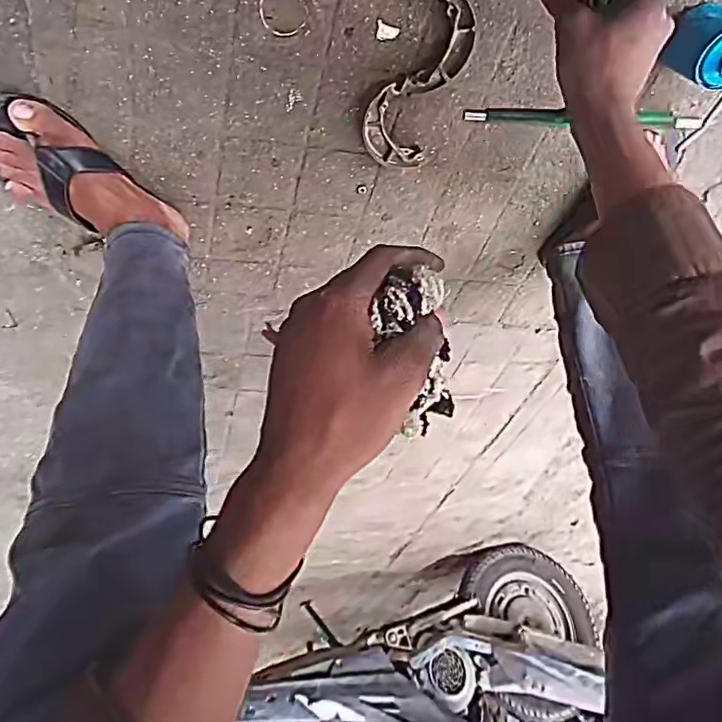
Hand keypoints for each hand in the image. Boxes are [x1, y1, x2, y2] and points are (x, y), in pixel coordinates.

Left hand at [254, 245, 446, 503]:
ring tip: (400, 341)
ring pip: (343, 304)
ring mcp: (295, 329)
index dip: (413, 259)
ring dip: (375, 313)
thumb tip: (431, 320)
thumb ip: (424, 337)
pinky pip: (327, 325)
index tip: (431, 267)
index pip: (380, 260)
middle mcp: (310, 308)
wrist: (295, 462)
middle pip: (360, 280)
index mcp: (337, 304)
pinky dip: (353, 329)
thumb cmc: (342, 423)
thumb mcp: (401, 377)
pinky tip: (371, 359)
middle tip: (421, 311)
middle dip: (396, 291)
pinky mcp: (290, 350)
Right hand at [537, 0, 674, 121]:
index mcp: (649, 4)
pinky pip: (620, 35)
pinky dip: (602, 34)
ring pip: (620, 15)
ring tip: (575, 26)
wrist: (601, 111)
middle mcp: (657, 21)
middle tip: (573, 0)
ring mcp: (650, 42)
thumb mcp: (571, 23)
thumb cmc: (596, 73)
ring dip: (596, 15)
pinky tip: (584, 45)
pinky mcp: (639, 59)